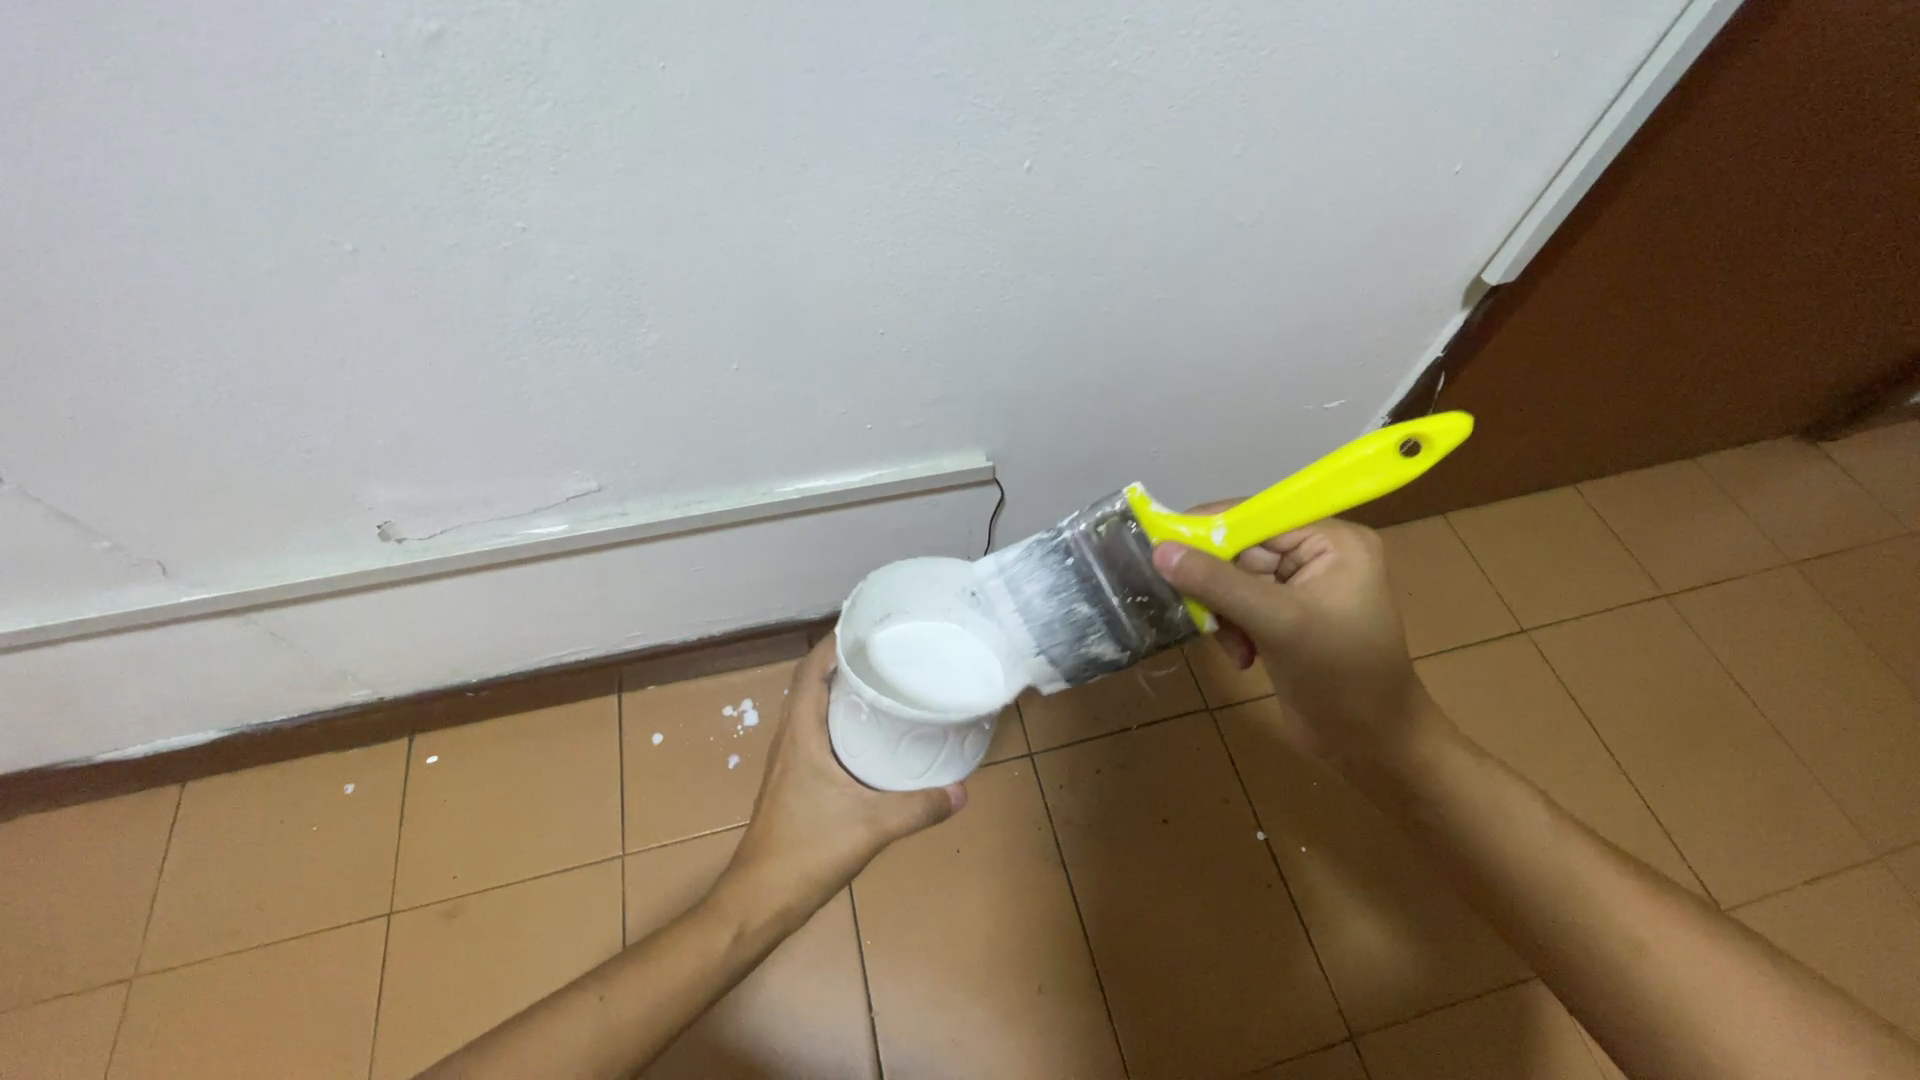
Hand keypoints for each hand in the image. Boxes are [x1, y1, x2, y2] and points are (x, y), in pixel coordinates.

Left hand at [718, 637, 966, 916]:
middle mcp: (790, 739)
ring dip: (840, 690)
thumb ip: (918, 808)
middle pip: (811, 683)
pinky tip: (871, 735)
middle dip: (844, 661)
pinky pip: (817, 733)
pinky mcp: (795, 781)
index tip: (868, 627)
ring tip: (883, 682)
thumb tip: (963, 791)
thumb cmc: (807, 851)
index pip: (810, 670)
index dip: (834, 642)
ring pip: (813, 709)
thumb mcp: (871, 827)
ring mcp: (789, 761)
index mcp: (800, 734)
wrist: (760, 899)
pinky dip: (841, 720)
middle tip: (887, 652)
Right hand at [1151, 517, 1443, 770]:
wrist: (1371, 744)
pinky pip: (1239, 608)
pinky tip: (1242, 657)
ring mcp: (1300, 591)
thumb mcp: (1278, 623)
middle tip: (1193, 609)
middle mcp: (1317, 557)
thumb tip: (1160, 550)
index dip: (1208, 531)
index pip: (1257, 518)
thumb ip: (1217, 583)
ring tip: (1231, 645)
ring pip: (1233, 582)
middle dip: (1216, 585)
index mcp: (1332, 542)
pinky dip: (1231, 630)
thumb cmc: (1341, 675)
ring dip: (1223, 614)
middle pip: (1240, 551)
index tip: (1158, 545)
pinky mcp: (1285, 621)